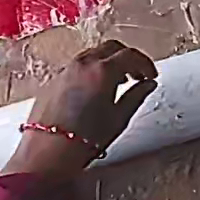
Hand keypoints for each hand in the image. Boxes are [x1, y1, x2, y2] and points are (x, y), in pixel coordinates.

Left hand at [4, 40, 158, 178]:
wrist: (49, 151)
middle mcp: (83, 64)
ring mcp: (66, 70)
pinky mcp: (55, 79)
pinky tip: (97, 88)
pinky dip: (93, 69)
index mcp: (102, 70)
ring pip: (94, 54)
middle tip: (137, 74)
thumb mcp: (119, 117)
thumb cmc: (82, 139)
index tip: (150, 74)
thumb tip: (147, 85)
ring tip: (118, 82)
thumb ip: (136, 96)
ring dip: (109, 62)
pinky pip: (78, 65)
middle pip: (111, 48)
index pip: (130, 55)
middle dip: (128, 58)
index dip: (145, 63)